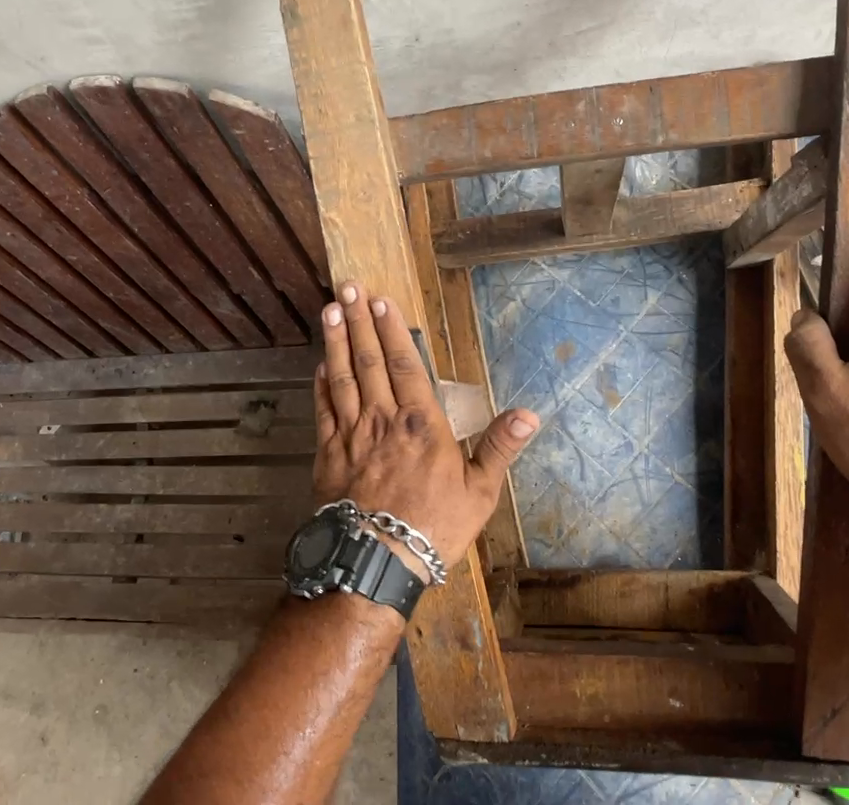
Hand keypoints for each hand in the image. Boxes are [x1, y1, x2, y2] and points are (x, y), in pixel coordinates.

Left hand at [312, 281, 539, 578]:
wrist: (377, 561)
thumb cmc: (434, 527)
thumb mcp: (480, 491)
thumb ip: (499, 446)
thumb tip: (530, 414)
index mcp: (421, 423)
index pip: (405, 364)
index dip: (392, 330)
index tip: (381, 301)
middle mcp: (383, 419)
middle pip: (369, 360)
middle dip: (359, 321)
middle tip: (349, 286)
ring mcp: (351, 435)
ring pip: (342, 377)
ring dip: (335, 341)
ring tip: (331, 310)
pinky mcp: (328, 455)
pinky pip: (323, 410)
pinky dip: (320, 384)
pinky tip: (318, 364)